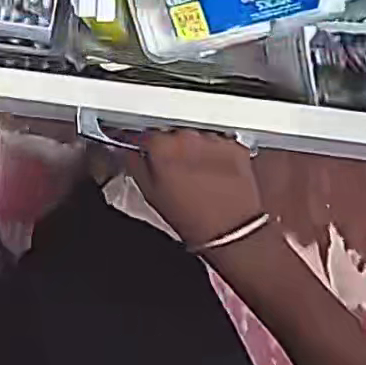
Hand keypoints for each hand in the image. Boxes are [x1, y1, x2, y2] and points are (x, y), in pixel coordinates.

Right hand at [127, 130, 266, 247]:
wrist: (231, 231)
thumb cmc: (190, 217)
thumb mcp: (150, 193)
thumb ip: (135, 165)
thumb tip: (130, 152)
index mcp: (162, 146)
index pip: (145, 133)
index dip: (146, 145)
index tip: (148, 152)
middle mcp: (187, 137)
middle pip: (172, 133)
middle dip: (172, 147)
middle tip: (176, 170)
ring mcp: (213, 140)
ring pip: (197, 137)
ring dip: (195, 149)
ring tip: (198, 174)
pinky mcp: (235, 146)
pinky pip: (220, 143)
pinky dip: (217, 153)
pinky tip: (216, 172)